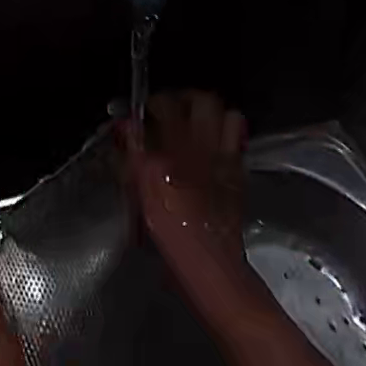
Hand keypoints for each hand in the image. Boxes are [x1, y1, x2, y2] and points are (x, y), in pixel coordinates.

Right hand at [120, 91, 250, 296]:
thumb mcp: (141, 187)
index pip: (167, 103)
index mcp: (178, 146)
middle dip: (185, 99)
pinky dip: (225, 136)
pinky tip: (208, 149)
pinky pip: (237, 142)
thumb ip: (133, 150)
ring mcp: (228, 160)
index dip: (152, 101)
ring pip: (229, 116)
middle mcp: (207, 146)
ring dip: (210, 115)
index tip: (142, 110)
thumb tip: (125, 125)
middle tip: (170, 110)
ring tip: (192, 124)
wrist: (212, 266)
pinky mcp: (240, 175)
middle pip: (204, 100)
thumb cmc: (170, 228)